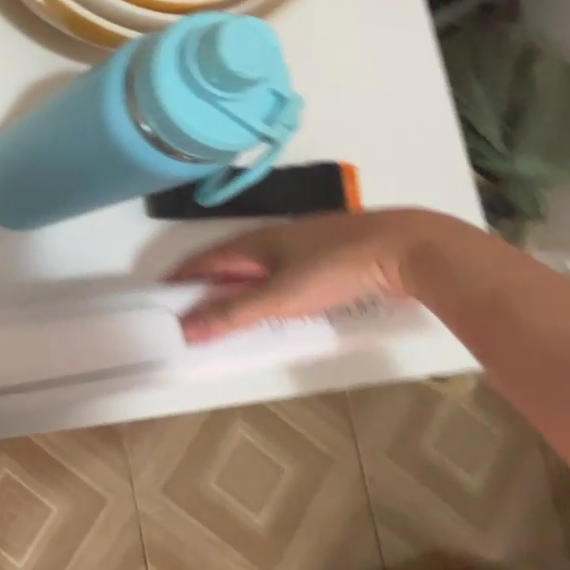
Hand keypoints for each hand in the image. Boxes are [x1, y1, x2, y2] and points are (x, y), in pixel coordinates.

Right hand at [168, 209, 464, 340]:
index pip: (202, 261)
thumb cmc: (337, 268)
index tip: (159, 299)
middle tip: (189, 314)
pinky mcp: (328, 256)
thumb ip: (233, 314)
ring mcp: (301, 246)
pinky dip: (266, 291)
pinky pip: (281, 274)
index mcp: (251, 243)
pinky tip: (276, 306)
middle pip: (227, 264)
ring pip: (256, 269)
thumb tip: (183, 330)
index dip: (179, 278)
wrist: (410, 248)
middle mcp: (270, 239)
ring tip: (227, 315)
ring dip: (236, 289)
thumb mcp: (280, 297)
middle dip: (205, 286)